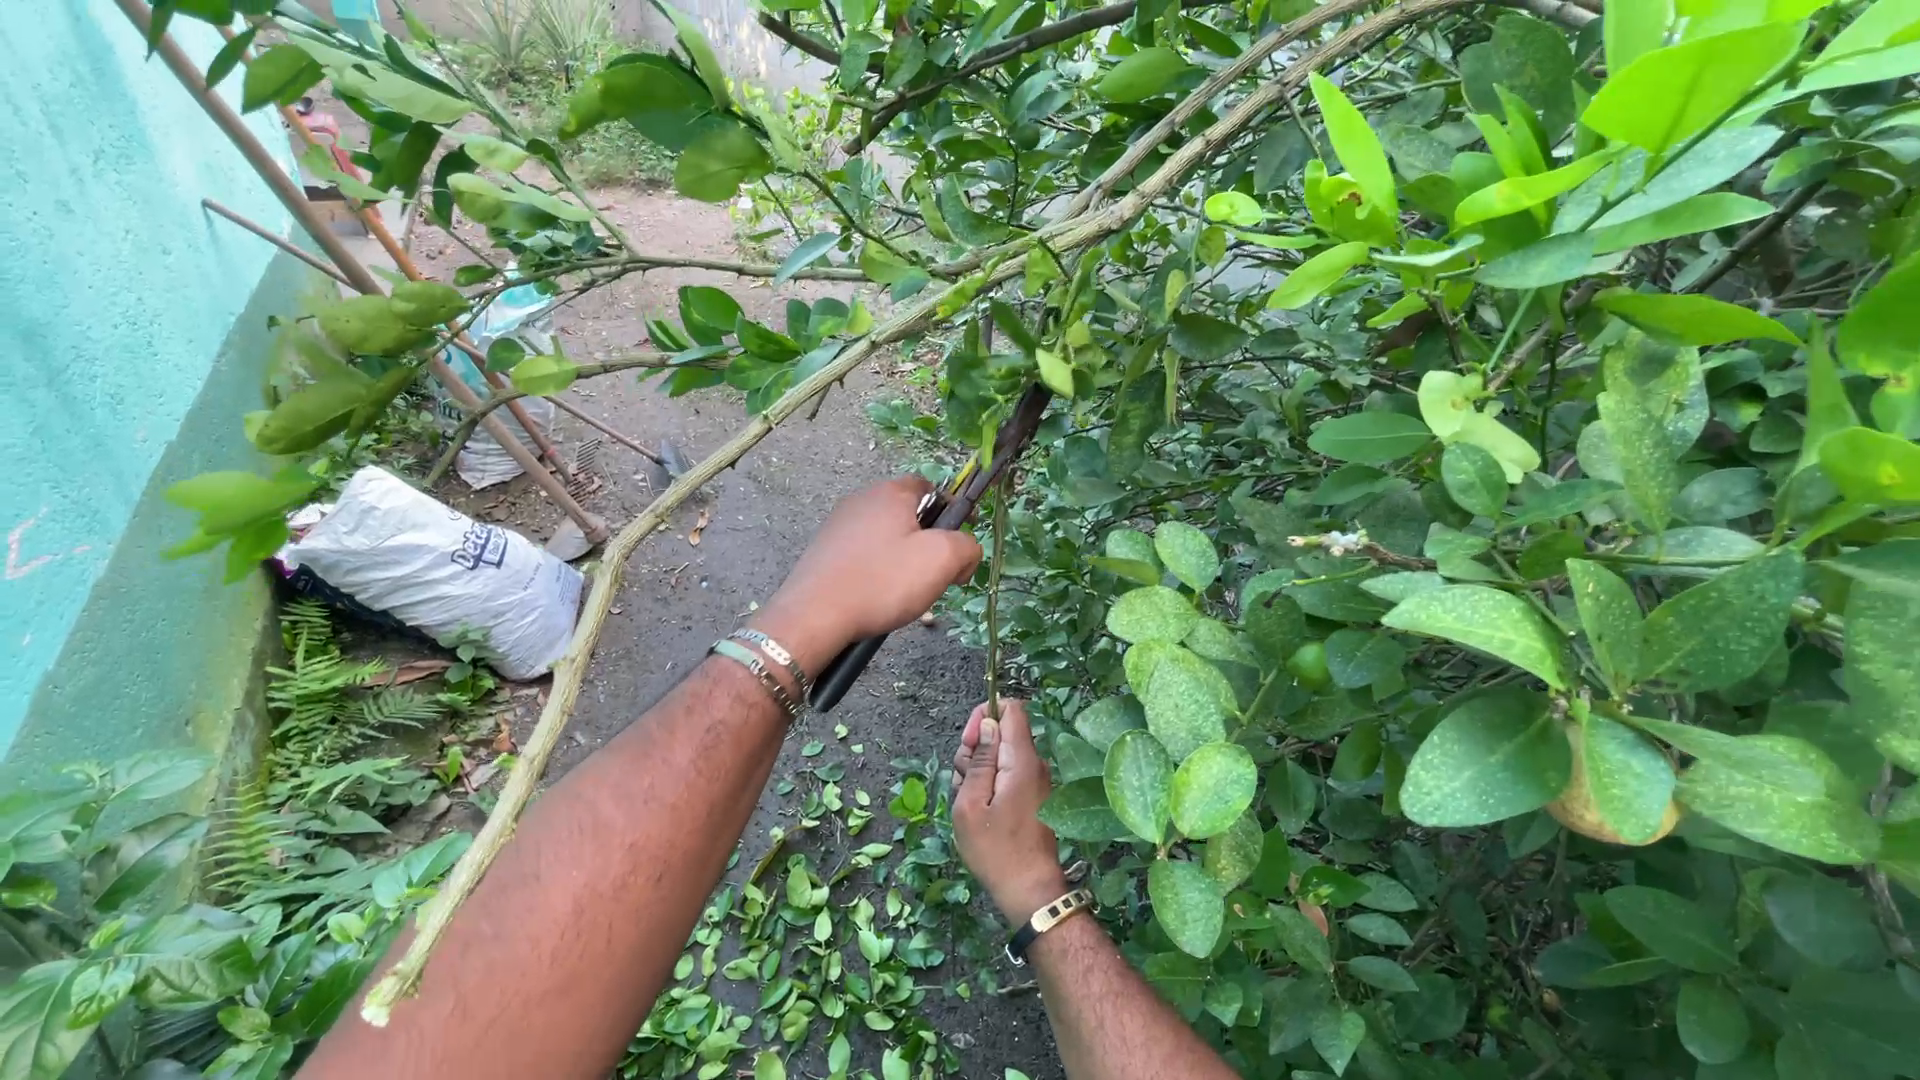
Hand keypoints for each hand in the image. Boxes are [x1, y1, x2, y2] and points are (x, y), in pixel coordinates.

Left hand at [753, 476, 980, 672]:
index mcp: (891, 492)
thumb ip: (968, 546)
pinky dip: (877, 571)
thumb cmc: (883, 581)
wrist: (816, 615)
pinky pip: (864, 555)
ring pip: (887, 537)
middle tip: (936, 575)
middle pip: (909, 514)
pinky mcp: (825, 551)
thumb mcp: (943, 559)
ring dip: (903, 560)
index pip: (931, 486)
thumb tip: (967, 550)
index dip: (952, 511)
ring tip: (906, 592)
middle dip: (929, 542)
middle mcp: (862, 500)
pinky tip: (878, 597)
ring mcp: (839, 525)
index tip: (960, 541)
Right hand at [951, 700, 1068, 923]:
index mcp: (1022, 761)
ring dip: (980, 769)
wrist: (1030, 891)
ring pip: (1002, 754)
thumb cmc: (996, 850)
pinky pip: (1009, 774)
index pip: (1011, 709)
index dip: (985, 715)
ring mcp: (1037, 780)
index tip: (968, 743)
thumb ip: (979, 760)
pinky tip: (981, 810)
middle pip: (1003, 732)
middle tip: (963, 781)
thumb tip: (988, 724)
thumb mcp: (971, 805)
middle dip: (976, 747)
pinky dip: (991, 783)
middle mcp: (1036, 764)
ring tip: (970, 801)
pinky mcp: (1035, 795)